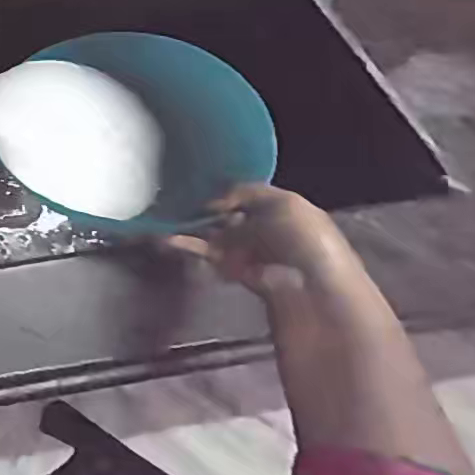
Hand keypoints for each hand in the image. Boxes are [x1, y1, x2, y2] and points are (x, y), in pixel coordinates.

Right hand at [165, 184, 366, 298]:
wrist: (313, 294)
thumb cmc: (305, 241)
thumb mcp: (285, 203)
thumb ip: (246, 192)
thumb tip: (213, 202)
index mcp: (282, 210)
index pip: (244, 195)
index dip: (221, 188)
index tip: (194, 180)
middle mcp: (263, 228)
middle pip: (224, 212)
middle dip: (200, 205)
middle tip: (171, 198)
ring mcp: (246, 250)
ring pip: (210, 231)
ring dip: (187, 224)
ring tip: (160, 216)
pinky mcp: (231, 270)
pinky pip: (205, 253)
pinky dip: (185, 245)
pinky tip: (166, 238)